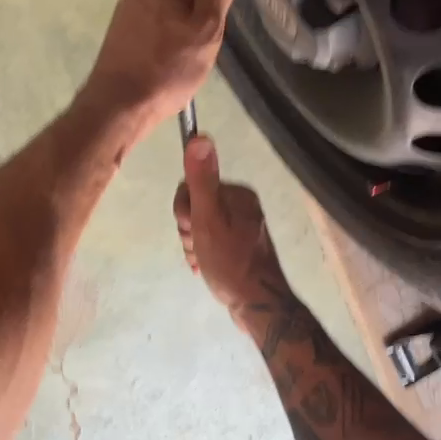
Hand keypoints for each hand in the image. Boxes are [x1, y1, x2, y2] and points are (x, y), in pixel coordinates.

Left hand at [81, 0, 262, 132]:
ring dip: (191, 7)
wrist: (117, 108)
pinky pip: (158, 10)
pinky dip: (173, 22)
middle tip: (215, 24)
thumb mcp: (207, 23)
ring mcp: (131, 2)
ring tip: (196, 42)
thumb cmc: (167, 68)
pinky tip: (175, 52)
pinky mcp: (126, 25)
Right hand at [174, 135, 292, 317]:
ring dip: (193, 244)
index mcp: (236, 194)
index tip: (193, 230)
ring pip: (199, 226)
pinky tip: (204, 267)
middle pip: (194, 208)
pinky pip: (209, 241)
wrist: (256, 303)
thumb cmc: (229, 262)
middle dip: (188, 230)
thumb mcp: (209, 220)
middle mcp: (241, 206)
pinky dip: (201, 253)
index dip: (184, 212)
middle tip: (198, 248)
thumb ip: (202, 181)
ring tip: (201, 261)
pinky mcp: (238, 247)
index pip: (191, 188)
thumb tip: (198, 137)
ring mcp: (241, 227)